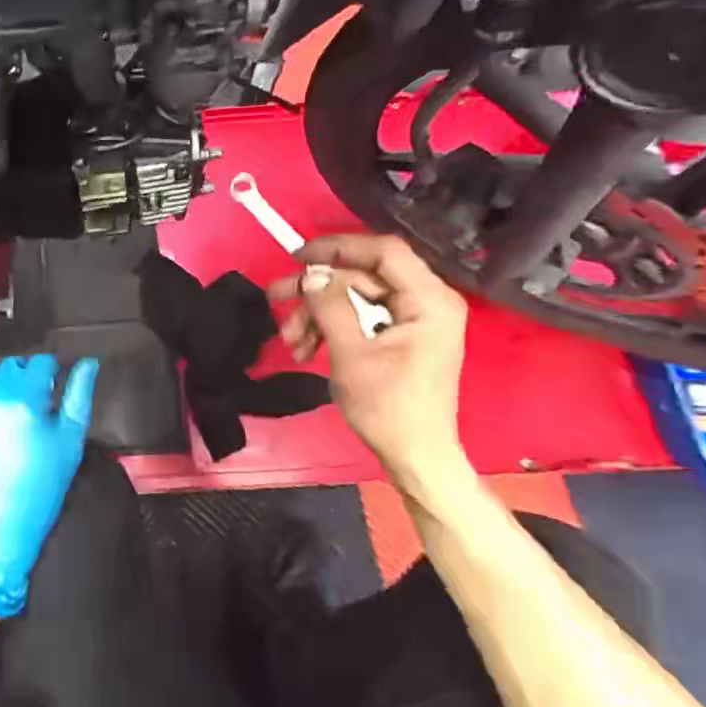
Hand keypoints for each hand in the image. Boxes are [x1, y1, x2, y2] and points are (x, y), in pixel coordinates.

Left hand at [0, 354, 100, 617]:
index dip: (49, 374)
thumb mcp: (69, 444)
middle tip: (28, 408)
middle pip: (9, 366)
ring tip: (2, 413)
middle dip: (21, 379)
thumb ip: (78, 396)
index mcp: (24, 398)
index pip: (40, 363)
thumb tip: (89, 364)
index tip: (50, 388)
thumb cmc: (36, 494)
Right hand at [267, 234, 471, 488]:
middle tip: (276, 297)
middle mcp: (427, 302)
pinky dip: (333, 329)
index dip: (338, 247)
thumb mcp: (352, 355)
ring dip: (319, 314)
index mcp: (429, 301)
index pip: (383, 252)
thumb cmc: (389, 409)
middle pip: (364, 276)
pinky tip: (307, 349)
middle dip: (318, 291)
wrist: (415, 458)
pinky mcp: (403, 335)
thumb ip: (331, 307)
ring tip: (291, 341)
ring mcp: (415, 319)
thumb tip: (312, 274)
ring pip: (357, 298)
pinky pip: (363, 317)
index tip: (298, 257)